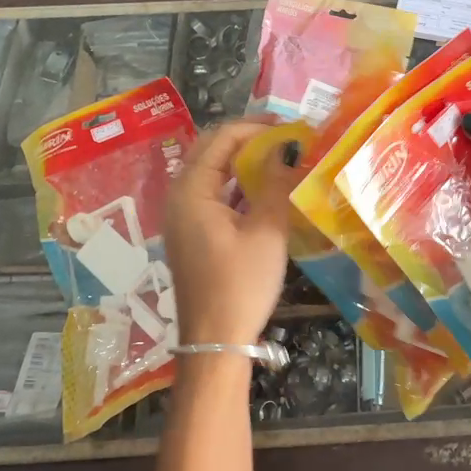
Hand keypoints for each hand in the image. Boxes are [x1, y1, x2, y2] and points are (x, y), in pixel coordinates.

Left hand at [165, 122, 300, 346]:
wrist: (215, 343)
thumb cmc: (241, 284)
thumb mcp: (267, 230)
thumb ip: (276, 183)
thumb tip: (287, 148)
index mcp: (191, 190)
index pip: (222, 138)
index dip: (257, 127)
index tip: (291, 127)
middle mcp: (179, 196)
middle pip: (212, 150)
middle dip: (248, 139)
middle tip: (286, 138)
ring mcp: (182, 216)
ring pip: (212, 171)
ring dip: (243, 160)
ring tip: (280, 157)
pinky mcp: (191, 233)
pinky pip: (212, 193)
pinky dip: (236, 183)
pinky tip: (263, 188)